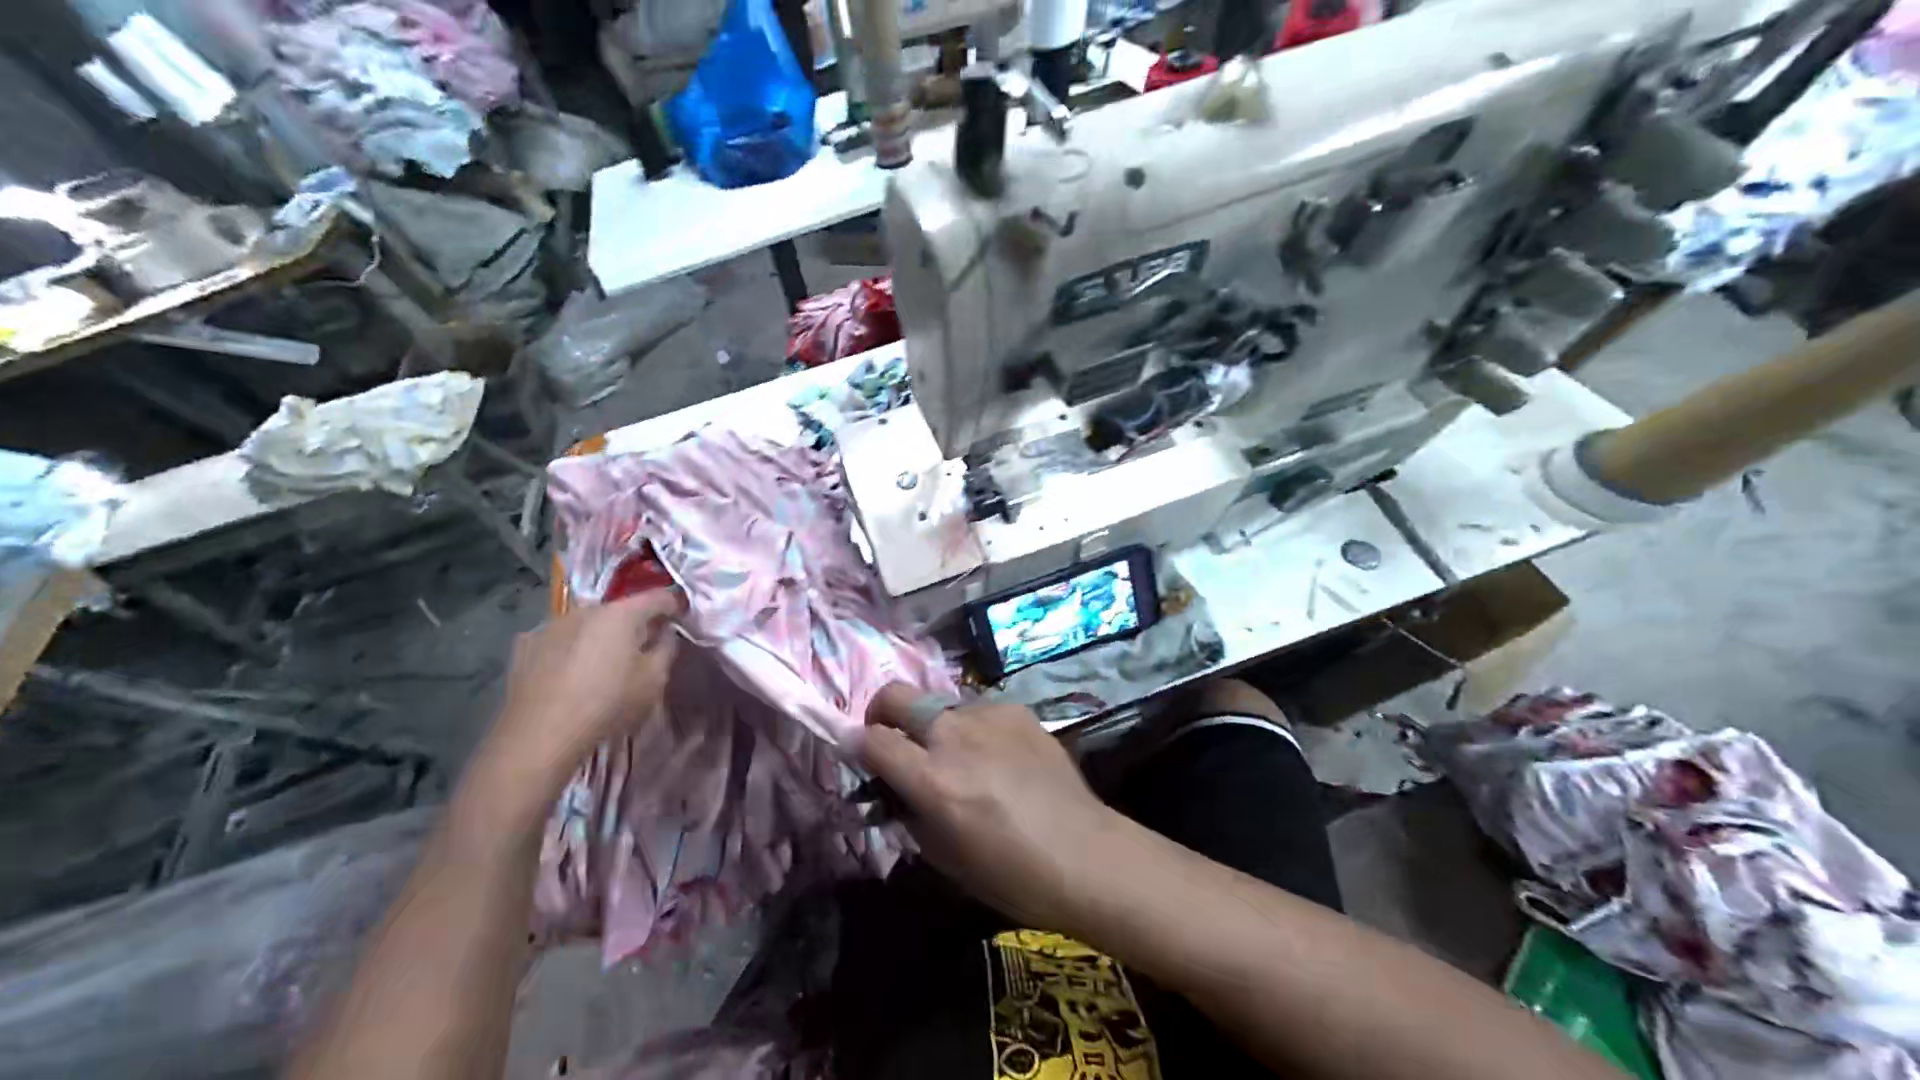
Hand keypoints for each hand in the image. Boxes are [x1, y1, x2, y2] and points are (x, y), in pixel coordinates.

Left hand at [485, 589, 683, 791]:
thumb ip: (666, 649)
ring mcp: (551, 624)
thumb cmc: (607, 703)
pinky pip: (558, 640)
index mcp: (622, 613)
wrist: (539, 734)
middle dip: (634, 624)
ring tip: (601, 664)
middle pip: (620, 610)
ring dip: (599, 636)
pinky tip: (567, 673)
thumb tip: (666, 632)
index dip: (675, 606)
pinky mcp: (524, 644)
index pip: (659, 596)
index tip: (681, 621)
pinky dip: (568, 649)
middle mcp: (586, 609)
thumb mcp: (654, 680)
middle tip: (641, 649)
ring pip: (587, 624)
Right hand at [860, 684, 1126, 929]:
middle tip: (893, 737)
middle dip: (883, 712)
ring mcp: (989, 716)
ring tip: (962, 758)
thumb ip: (908, 810)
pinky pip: (979, 711)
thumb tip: (891, 785)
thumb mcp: (942, 857)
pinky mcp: (1018, 710)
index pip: (871, 739)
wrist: (1086, 855)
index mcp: (932, 779)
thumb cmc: (1010, 875)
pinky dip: (974, 729)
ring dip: (936, 726)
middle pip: (896, 695)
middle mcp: (954, 735)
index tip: (862, 756)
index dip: (858, 746)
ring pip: (941, 704)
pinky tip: (998, 757)